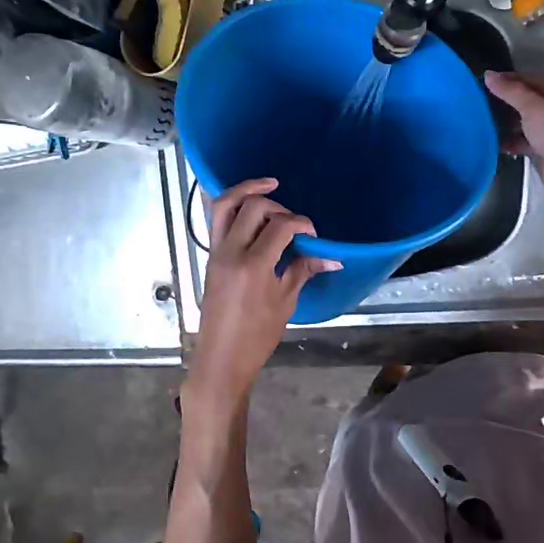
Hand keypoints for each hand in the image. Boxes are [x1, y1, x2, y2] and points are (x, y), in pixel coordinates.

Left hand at [186, 178, 339, 409]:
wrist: (221, 357)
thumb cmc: (257, 335)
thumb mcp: (286, 301)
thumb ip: (304, 269)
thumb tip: (332, 257)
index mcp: (253, 264)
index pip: (280, 225)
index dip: (301, 223)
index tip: (313, 234)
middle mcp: (231, 251)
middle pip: (252, 206)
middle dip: (278, 206)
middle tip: (292, 222)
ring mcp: (216, 251)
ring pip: (226, 204)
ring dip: (248, 191)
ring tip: (270, 185)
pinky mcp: (211, 255)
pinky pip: (217, 219)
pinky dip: (233, 206)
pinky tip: (251, 206)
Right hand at [484, 71, 543, 221]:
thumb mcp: (534, 107)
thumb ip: (511, 91)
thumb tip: (489, 74)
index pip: (528, 80)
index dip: (507, 78)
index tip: (482, 81)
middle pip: (524, 101)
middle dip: (502, 100)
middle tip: (476, 101)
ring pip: (520, 122)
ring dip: (503, 122)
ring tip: (479, 121)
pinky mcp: (541, 153)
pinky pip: (520, 142)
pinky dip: (507, 142)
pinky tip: (491, 143)